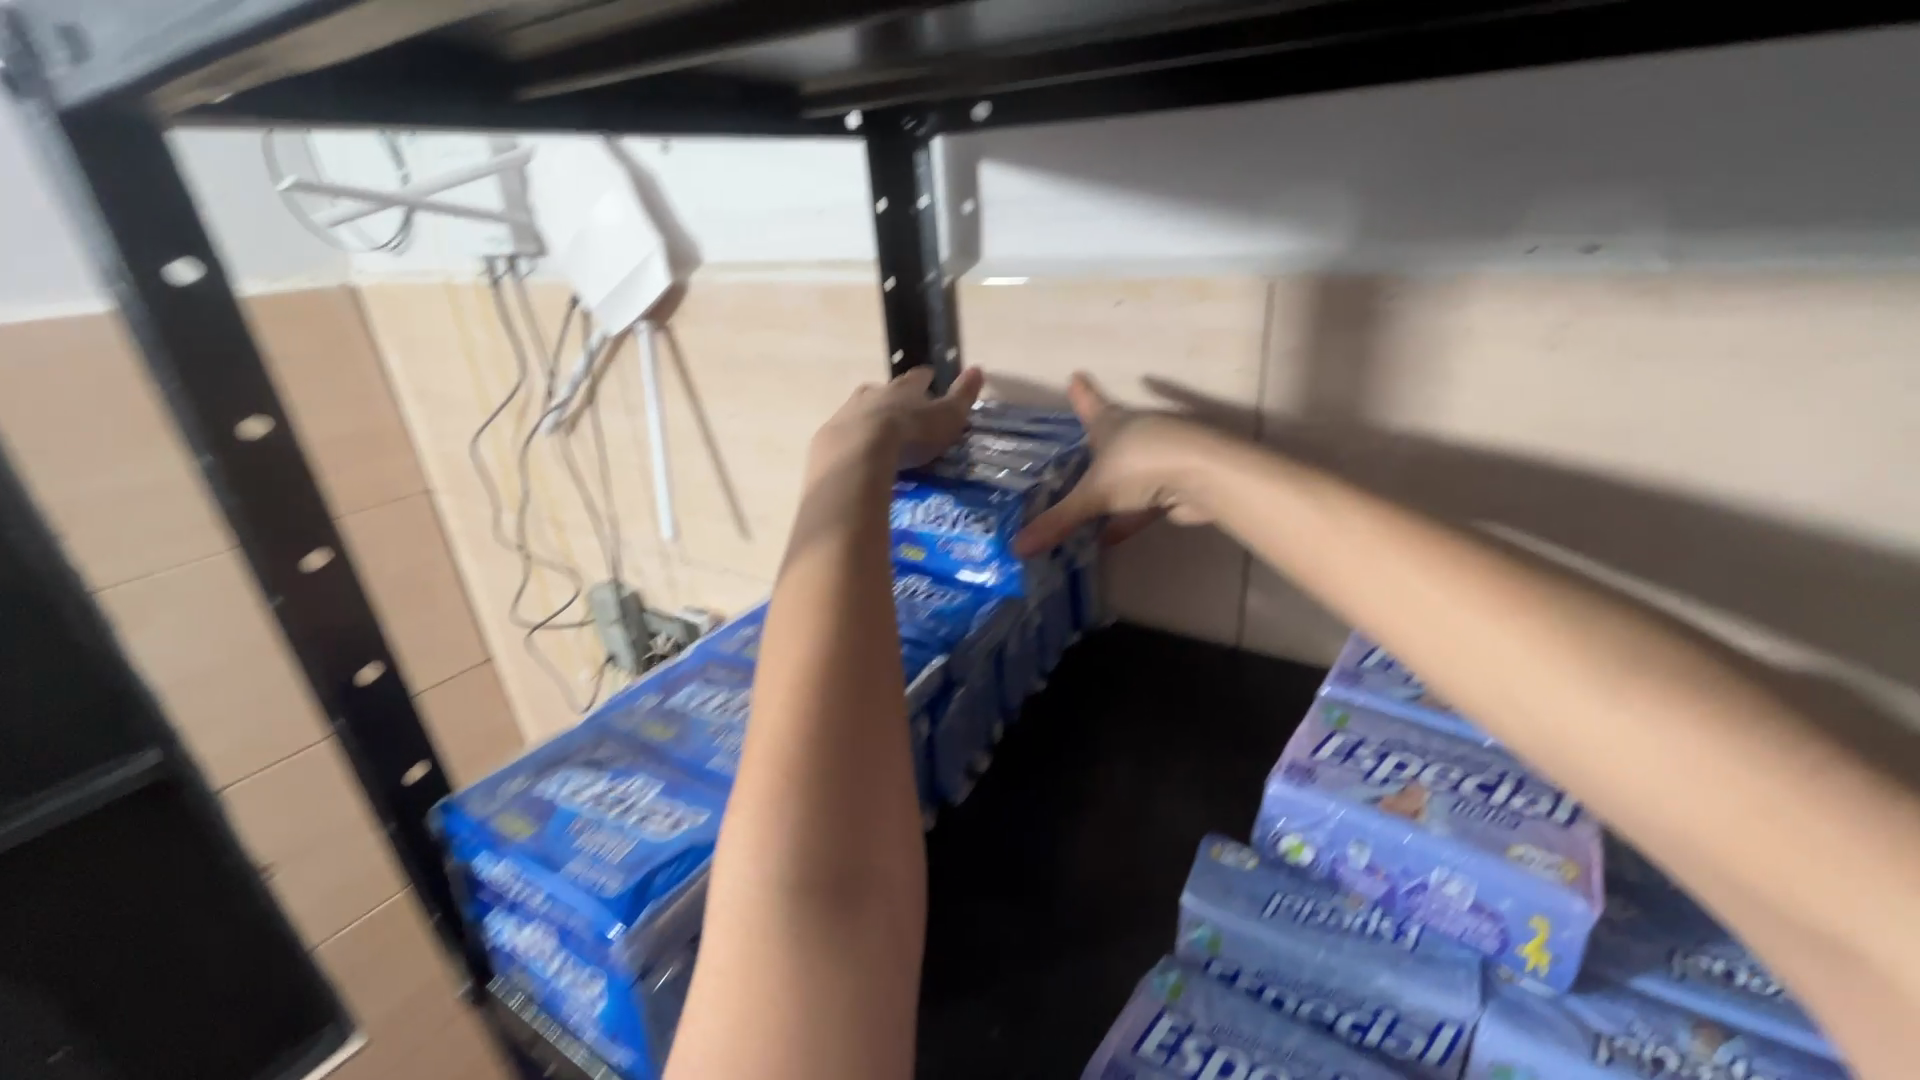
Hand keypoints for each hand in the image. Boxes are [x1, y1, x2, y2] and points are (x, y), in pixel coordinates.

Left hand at [808, 366, 983, 481]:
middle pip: (884, 390)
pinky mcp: (828, 437)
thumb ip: (962, 396)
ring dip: (868, 419)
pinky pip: (842, 436)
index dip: (926, 379)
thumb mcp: (947, 417)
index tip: (931, 381)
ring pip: (859, 410)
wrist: (859, 455)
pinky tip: (855, 457)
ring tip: (877, 438)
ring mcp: (847, 413)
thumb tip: (978, 369)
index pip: (918, 377)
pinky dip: (850, 442)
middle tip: (901, 413)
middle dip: (893, 399)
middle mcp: (873, 393)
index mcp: (904, 388)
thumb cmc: (911, 434)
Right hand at [1013, 372, 1219, 555]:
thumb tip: (1018, 547)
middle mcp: (1134, 434)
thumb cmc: (1140, 465)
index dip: (1081, 394)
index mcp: (1111, 423)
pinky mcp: (1175, 485)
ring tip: (1087, 500)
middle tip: (1078, 449)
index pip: (1090, 404)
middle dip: (1096, 443)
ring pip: (1128, 472)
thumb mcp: (1094, 494)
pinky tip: (1106, 538)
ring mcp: (1157, 458)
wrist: (1203, 476)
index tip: (1075, 376)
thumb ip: (1059, 520)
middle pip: (1110, 437)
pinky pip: (1142, 504)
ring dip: (1112, 486)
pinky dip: (1126, 519)